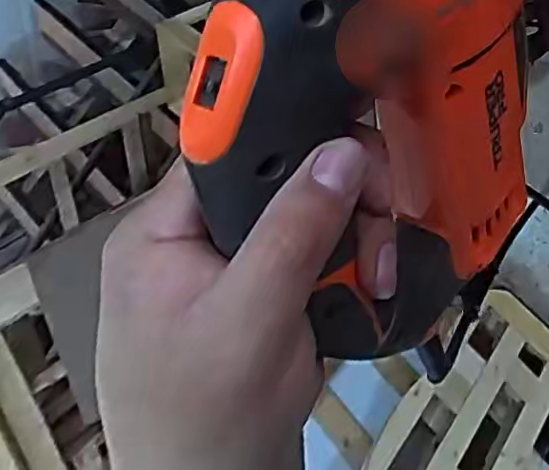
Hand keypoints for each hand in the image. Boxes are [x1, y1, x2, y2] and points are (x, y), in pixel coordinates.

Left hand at [96, 134, 395, 469]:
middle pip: (286, 166)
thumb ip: (293, 233)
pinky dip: (356, 249)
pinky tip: (369, 279)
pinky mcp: (271, 275)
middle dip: (345, 189)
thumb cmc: (206, 423)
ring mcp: (237, 253)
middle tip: (384, 217)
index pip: (231, 143)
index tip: (354, 134)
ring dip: (360, 225)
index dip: (293, 126)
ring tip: (377, 271)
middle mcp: (199, 228)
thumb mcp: (249, 324)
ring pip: (314, 199)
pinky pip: (324, 234)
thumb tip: (345, 150)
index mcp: (165, 226)